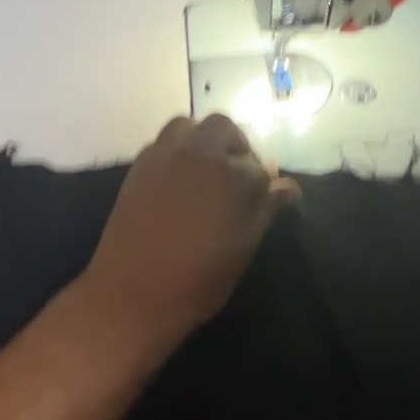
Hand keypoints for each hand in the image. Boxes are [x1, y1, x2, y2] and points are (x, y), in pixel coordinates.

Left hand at [82, 115, 298, 333]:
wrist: (132, 294)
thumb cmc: (197, 280)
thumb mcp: (242, 248)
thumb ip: (265, 209)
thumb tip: (287, 185)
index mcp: (230, 175)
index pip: (258, 166)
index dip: (264, 184)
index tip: (262, 200)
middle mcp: (198, 154)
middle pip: (224, 128)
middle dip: (236, 147)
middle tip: (236, 179)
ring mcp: (164, 156)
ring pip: (190, 125)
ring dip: (204, 140)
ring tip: (206, 172)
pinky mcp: (139, 166)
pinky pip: (163, 141)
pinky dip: (177, 150)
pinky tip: (179, 180)